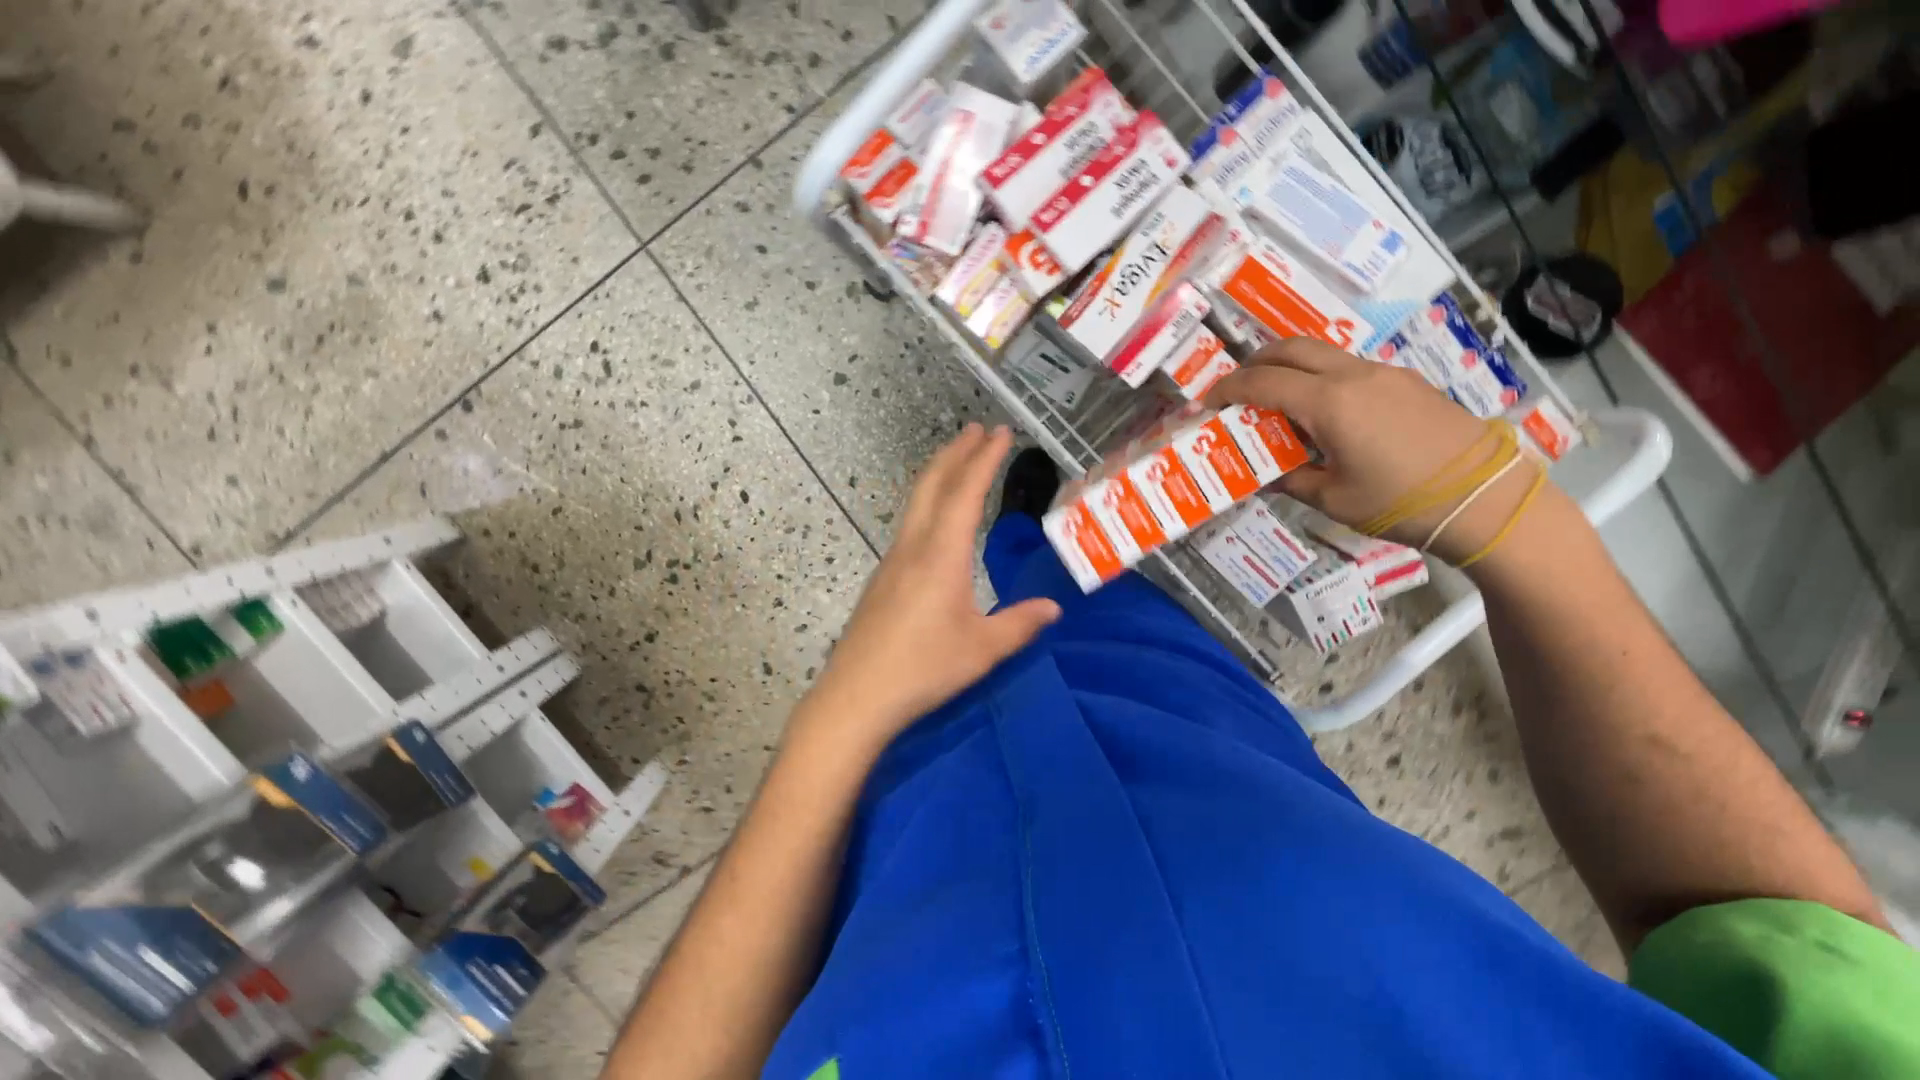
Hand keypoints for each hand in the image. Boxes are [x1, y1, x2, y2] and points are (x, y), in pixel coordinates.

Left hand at [807, 424, 1060, 744]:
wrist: (856, 696)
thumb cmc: (923, 669)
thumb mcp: (983, 650)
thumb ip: (1019, 624)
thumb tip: (1052, 608)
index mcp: (941, 555)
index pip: (965, 492)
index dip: (984, 459)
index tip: (1000, 432)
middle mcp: (913, 547)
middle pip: (932, 485)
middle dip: (956, 453)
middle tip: (977, 430)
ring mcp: (891, 562)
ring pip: (916, 503)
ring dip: (939, 475)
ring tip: (958, 463)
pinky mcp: (881, 580)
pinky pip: (908, 525)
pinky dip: (928, 503)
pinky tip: (935, 522)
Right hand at [1204, 339, 1567, 564]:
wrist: (1486, 498)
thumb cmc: (1401, 503)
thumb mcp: (1333, 500)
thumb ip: (1291, 480)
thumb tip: (1264, 474)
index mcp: (1329, 402)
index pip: (1262, 383)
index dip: (1228, 390)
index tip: (1207, 405)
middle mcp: (1353, 375)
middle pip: (1291, 348)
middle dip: (1255, 363)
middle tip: (1236, 389)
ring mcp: (1384, 374)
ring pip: (1322, 353)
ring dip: (1290, 367)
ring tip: (1276, 400)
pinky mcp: (1406, 382)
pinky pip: (1349, 368)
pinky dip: (1320, 378)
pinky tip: (1322, 412)